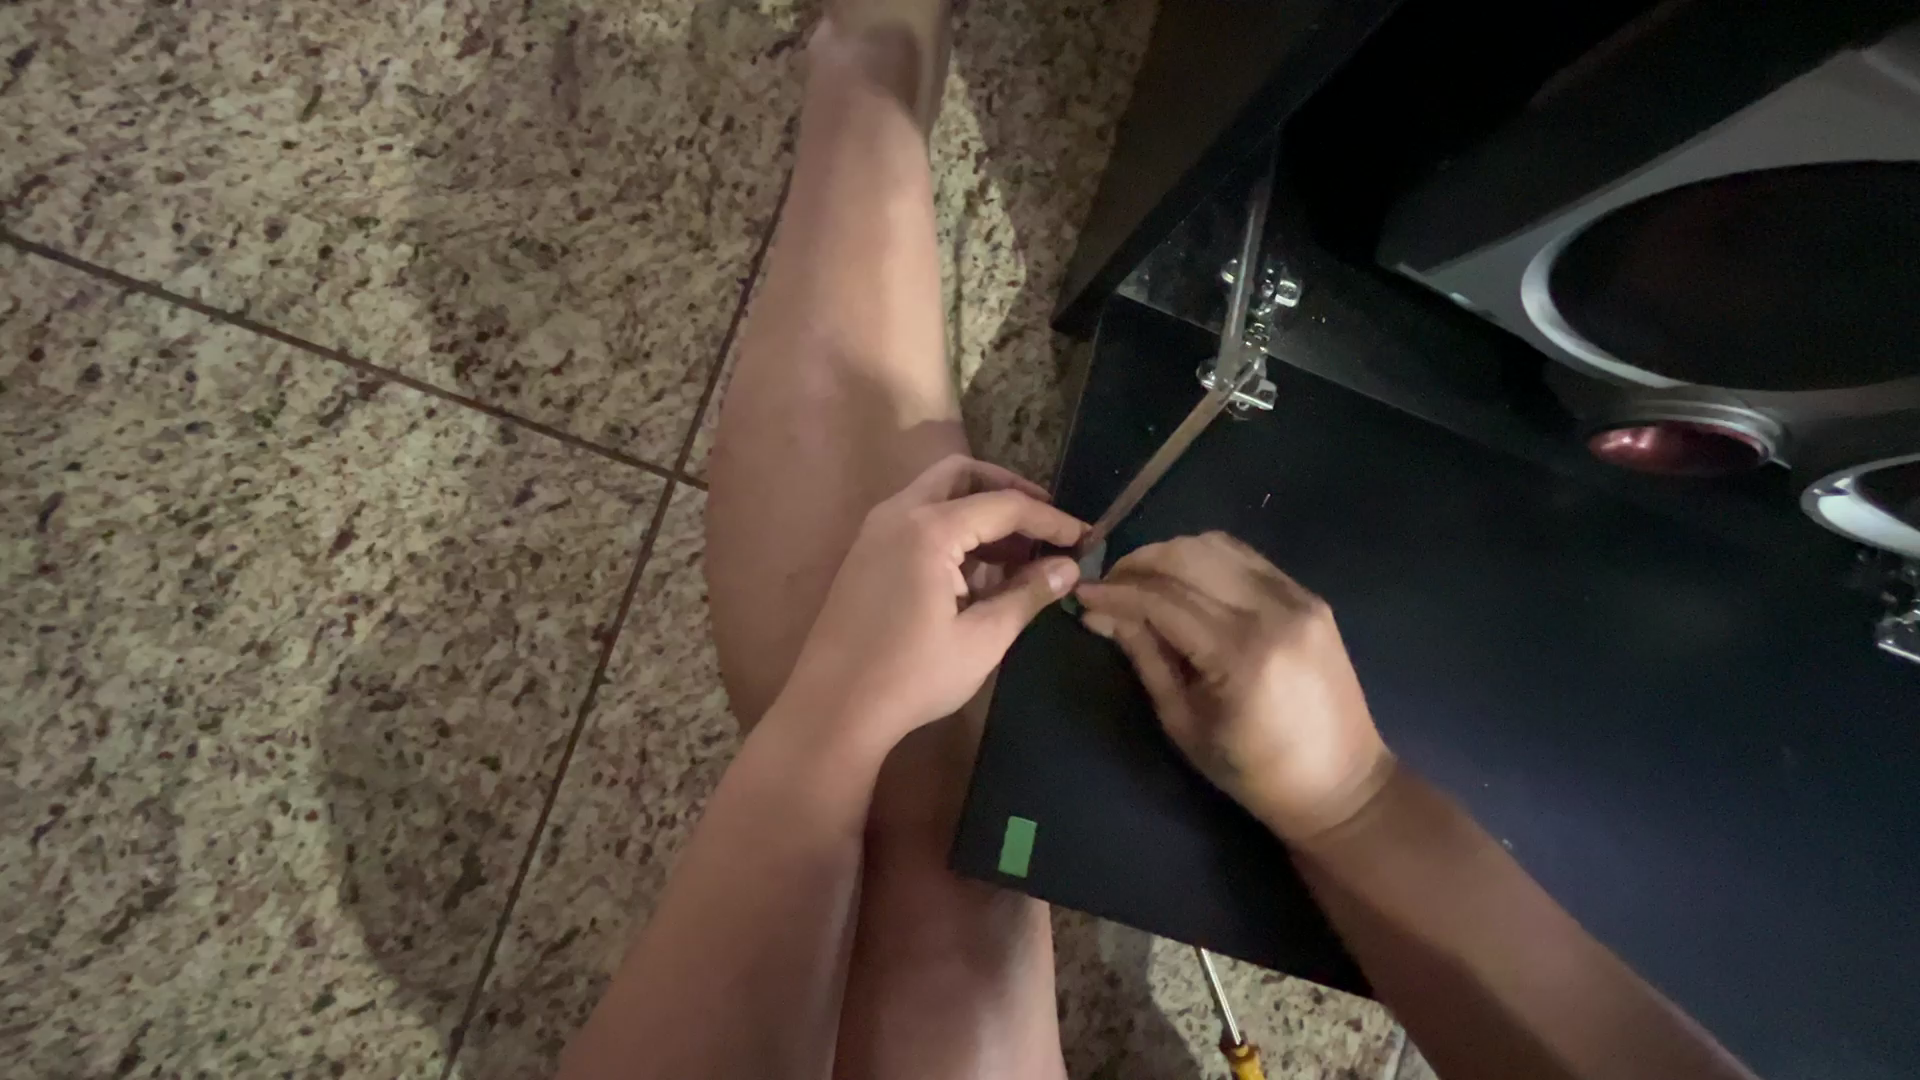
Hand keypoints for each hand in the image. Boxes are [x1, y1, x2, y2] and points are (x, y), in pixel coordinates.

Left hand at [779, 455, 1088, 745]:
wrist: (833, 707)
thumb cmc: (911, 676)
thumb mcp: (981, 639)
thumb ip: (1027, 595)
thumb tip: (1069, 568)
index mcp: (928, 529)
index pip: (1003, 505)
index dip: (1050, 520)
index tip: (1084, 537)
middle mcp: (898, 514)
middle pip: (963, 476)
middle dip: (1009, 491)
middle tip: (1044, 524)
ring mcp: (876, 531)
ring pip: (937, 495)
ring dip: (980, 512)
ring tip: (1020, 554)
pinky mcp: (866, 553)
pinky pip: (918, 521)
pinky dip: (953, 530)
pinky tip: (979, 570)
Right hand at [1074, 532, 1392, 842]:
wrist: (1342, 785)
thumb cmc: (1253, 770)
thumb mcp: (1182, 722)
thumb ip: (1144, 656)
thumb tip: (1099, 613)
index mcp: (1240, 654)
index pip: (1161, 599)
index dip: (1115, 592)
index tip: (1081, 593)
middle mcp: (1272, 612)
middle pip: (1187, 556)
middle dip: (1137, 564)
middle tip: (1108, 584)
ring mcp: (1297, 598)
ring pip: (1216, 546)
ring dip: (1169, 555)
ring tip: (1141, 579)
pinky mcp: (1309, 597)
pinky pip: (1245, 558)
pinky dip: (1205, 559)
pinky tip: (1185, 580)